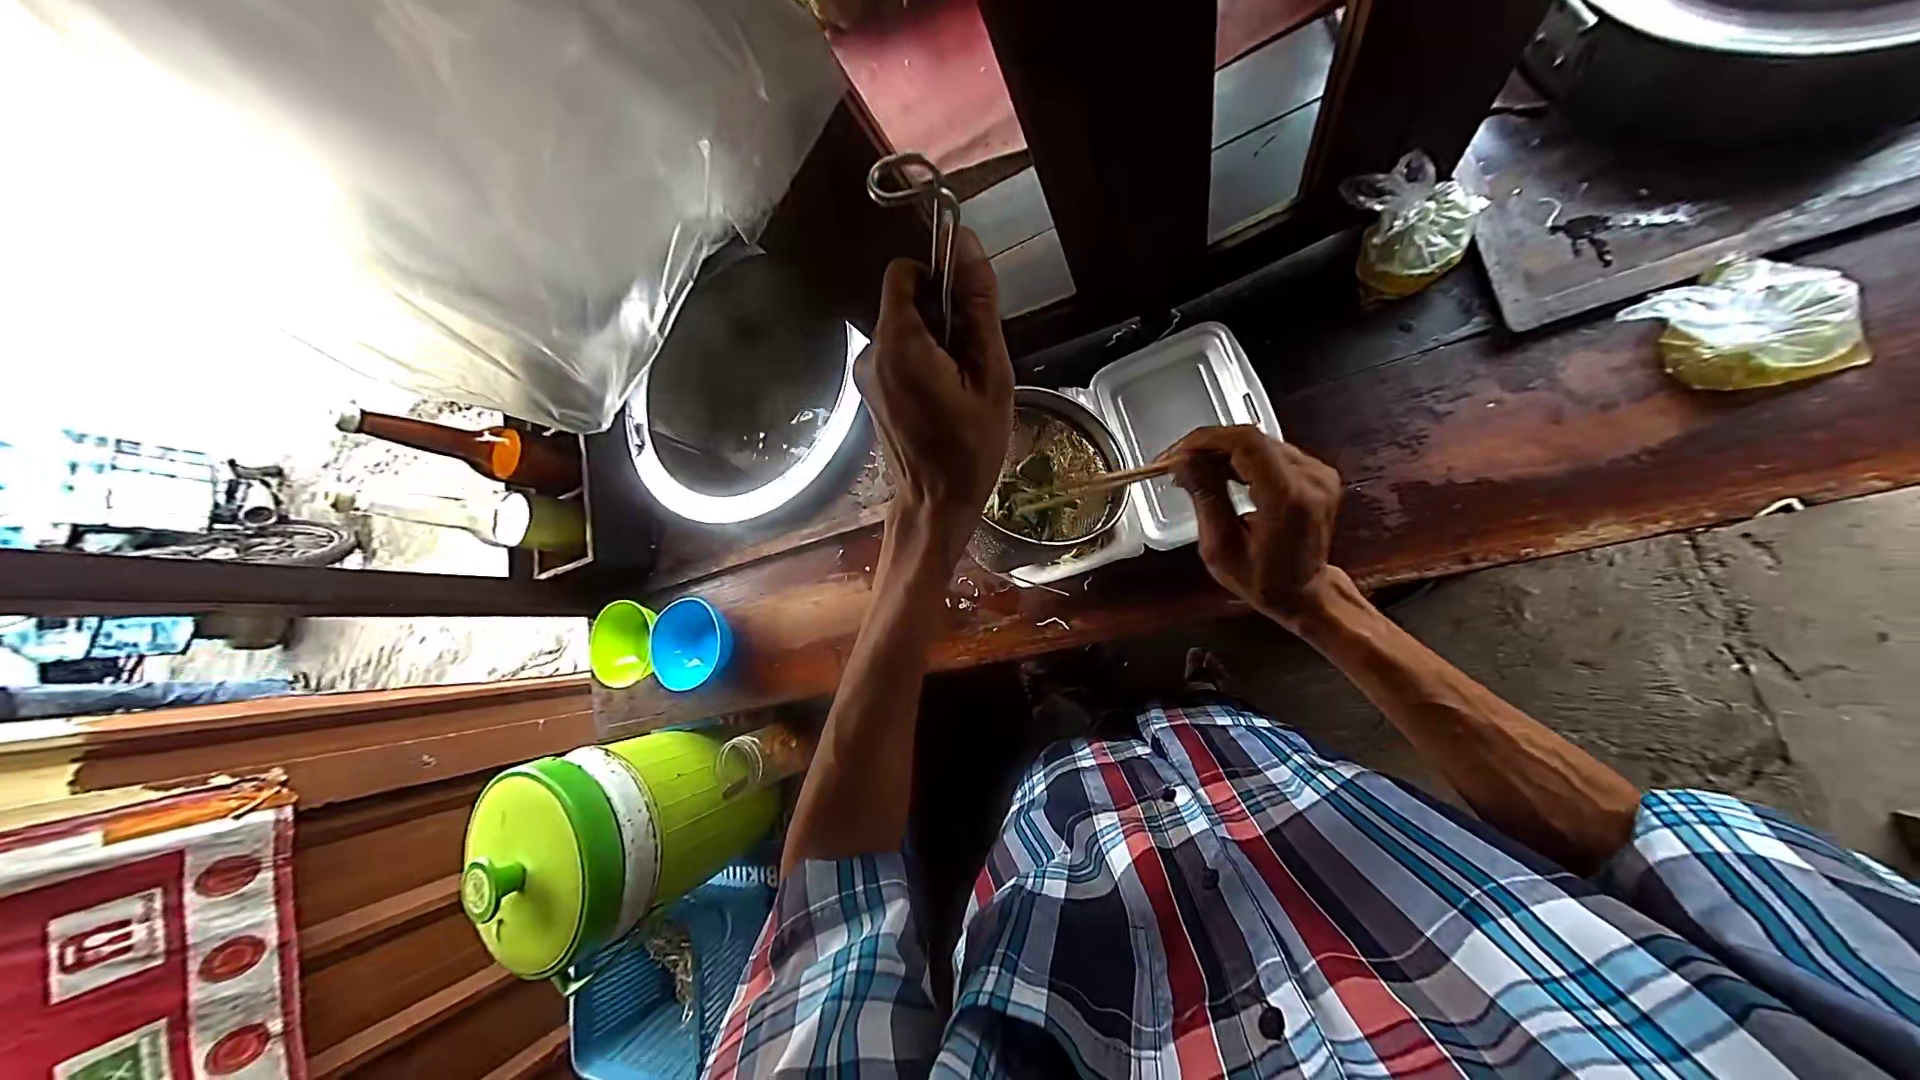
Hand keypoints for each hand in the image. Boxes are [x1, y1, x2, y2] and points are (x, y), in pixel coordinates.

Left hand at [857, 227, 1014, 563]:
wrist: (936, 505)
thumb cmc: (971, 450)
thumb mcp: (991, 376)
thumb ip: (978, 307)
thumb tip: (967, 244)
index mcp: (899, 345)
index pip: (905, 272)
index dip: (940, 280)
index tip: (967, 313)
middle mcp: (872, 354)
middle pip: (906, 302)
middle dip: (943, 316)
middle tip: (972, 361)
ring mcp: (866, 375)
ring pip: (904, 328)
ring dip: (936, 342)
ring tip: (961, 386)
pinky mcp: (870, 391)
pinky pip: (897, 355)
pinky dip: (923, 362)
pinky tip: (944, 397)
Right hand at [1167, 426, 1342, 630]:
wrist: (1303, 593)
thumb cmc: (1262, 581)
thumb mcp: (1220, 547)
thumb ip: (1205, 497)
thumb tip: (1182, 462)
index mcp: (1288, 499)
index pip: (1245, 444)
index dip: (1205, 441)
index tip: (1176, 454)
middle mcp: (1310, 480)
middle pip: (1250, 440)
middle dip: (1207, 447)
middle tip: (1176, 465)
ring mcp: (1317, 474)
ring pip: (1257, 443)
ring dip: (1220, 452)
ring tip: (1192, 472)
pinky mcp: (1315, 473)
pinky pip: (1269, 452)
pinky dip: (1238, 458)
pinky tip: (1217, 474)